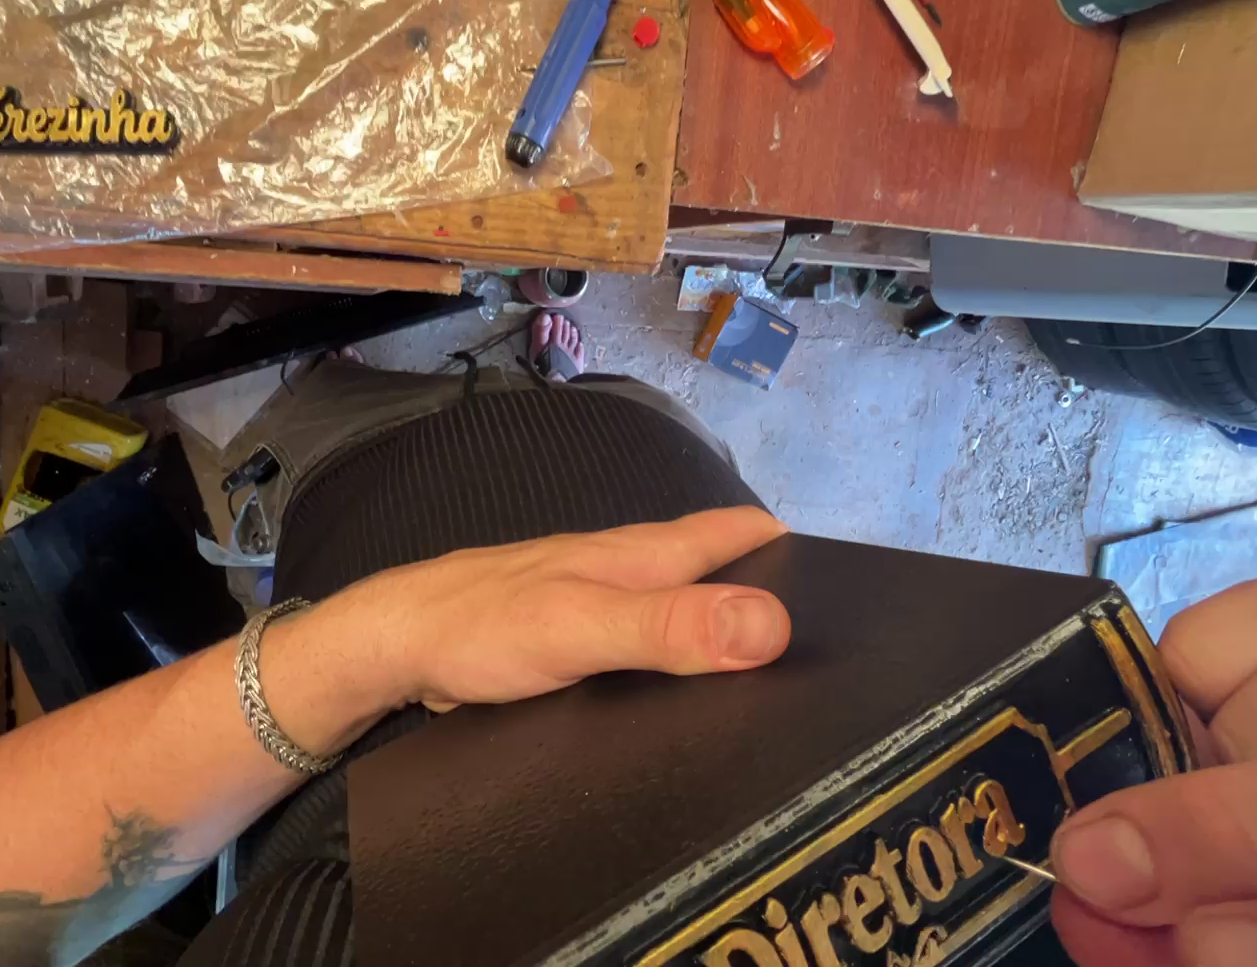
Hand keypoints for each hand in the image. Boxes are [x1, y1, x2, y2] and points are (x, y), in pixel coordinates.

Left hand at [259, 507, 791, 749]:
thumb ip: (667, 625)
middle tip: (826, 682)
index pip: (743, 535)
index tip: (855, 611)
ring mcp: (607, 610)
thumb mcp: (581, 625)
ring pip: (688, 618)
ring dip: (729, 648)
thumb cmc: (486, 624)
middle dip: (775, 608)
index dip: (801, 557)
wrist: (401, 647)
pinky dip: (683, 675)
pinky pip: (652, 655)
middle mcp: (633, 574)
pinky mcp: (584, 648)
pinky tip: (692, 721)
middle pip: (724, 576)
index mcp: (645, 555)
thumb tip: (774, 623)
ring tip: (773, 712)